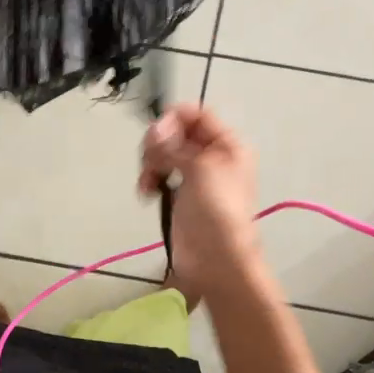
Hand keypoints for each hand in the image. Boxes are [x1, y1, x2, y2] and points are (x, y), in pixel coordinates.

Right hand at [138, 103, 263, 302]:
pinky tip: (147, 192)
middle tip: (150, 160)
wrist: (215, 257)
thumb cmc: (215, 209)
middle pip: (177, 134)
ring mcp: (194, 178)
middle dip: (158, 144)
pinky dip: (150, 180)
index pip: (197, 116)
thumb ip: (175, 145)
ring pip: (164, 155)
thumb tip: (155, 128)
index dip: (174, 119)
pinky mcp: (179, 196)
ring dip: (150, 163)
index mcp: (226, 145)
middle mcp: (211, 157)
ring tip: (147, 182)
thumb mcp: (200, 168)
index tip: (155, 133)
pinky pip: (159, 176)